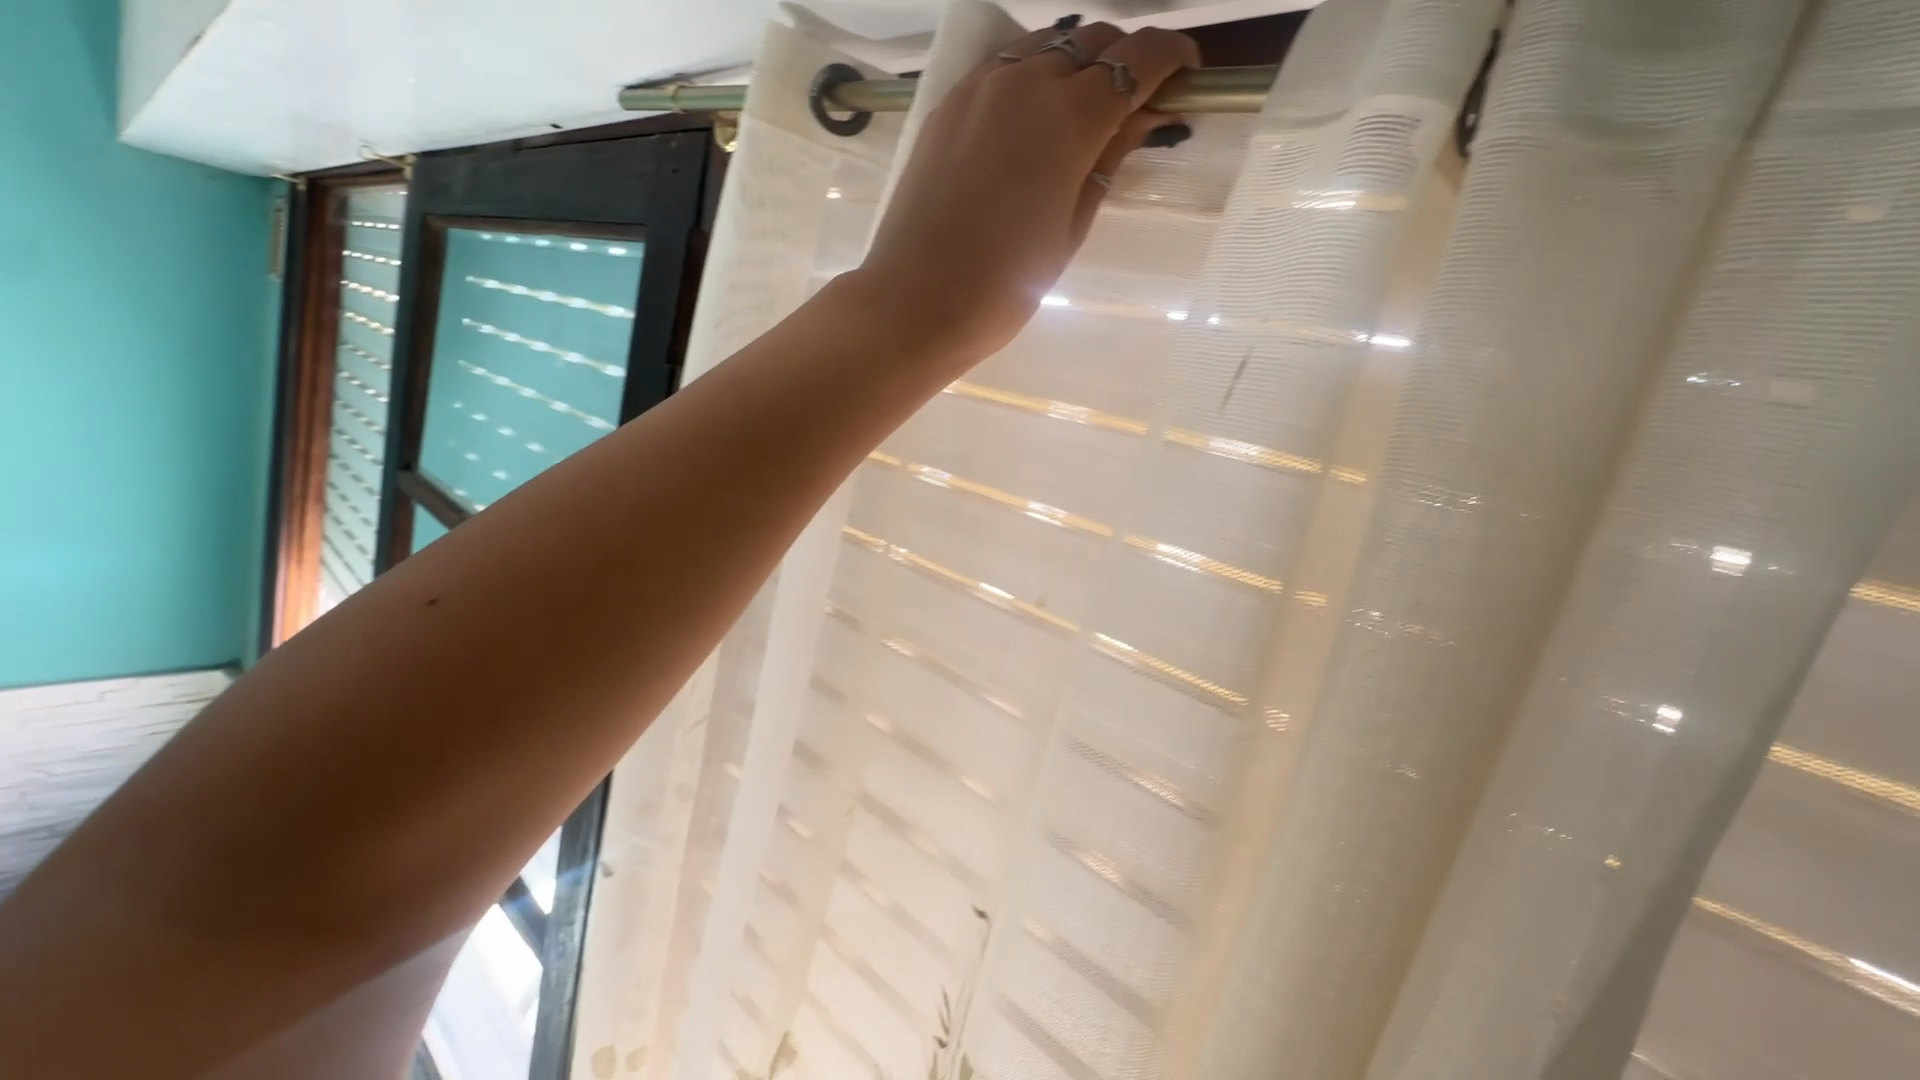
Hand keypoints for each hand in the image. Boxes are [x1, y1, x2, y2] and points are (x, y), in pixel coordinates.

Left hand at [849, 20, 1199, 361]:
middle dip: (1124, 59)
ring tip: (1082, 107)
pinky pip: (1001, 66)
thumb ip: (1106, 163)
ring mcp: (979, 88)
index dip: (1171, 57)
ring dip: (1075, 61)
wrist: (916, 302)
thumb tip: (1141, 119)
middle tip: (1133, 103)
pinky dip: (1030, 73)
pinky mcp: (947, 104)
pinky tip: (1032, 114)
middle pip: (1092, 41)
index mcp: (1070, 118)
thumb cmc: (1003, 285)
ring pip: (1044, 45)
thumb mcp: (1070, 228)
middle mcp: (1025, 84)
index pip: (1137, 59)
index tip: (1187, 72)